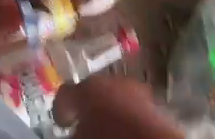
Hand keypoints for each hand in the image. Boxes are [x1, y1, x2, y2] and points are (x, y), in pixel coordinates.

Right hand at [52, 74, 186, 138]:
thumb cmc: (108, 137)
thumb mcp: (82, 137)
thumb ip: (74, 133)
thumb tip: (73, 132)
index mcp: (85, 88)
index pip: (65, 93)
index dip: (61, 110)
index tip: (63, 125)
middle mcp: (108, 81)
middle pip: (92, 91)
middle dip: (88, 106)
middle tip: (85, 124)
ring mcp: (133, 88)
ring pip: (115, 96)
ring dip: (110, 109)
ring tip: (108, 127)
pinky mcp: (153, 101)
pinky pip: (134, 106)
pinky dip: (128, 115)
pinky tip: (128, 129)